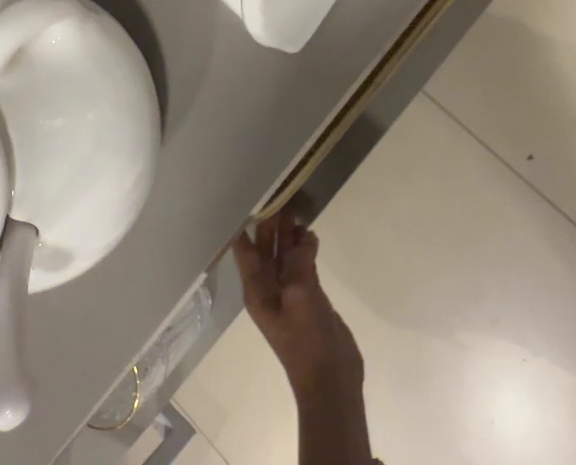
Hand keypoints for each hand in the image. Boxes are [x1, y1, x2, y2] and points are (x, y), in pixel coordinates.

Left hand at [232, 213, 363, 401]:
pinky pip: (301, 265)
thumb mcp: (300, 295)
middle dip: (270, 225)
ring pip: (284, 256)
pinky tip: (311, 235)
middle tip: (282, 196)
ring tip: (297, 209)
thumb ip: (297, 262)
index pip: (245, 251)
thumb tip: (301, 235)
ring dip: (288, 235)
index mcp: (257, 290)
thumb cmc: (307, 339)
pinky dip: (305, 249)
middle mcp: (268, 289)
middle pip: (265, 250)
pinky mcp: (308, 298)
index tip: (251, 199)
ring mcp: (289, 293)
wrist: (330, 378)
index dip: (245, 226)